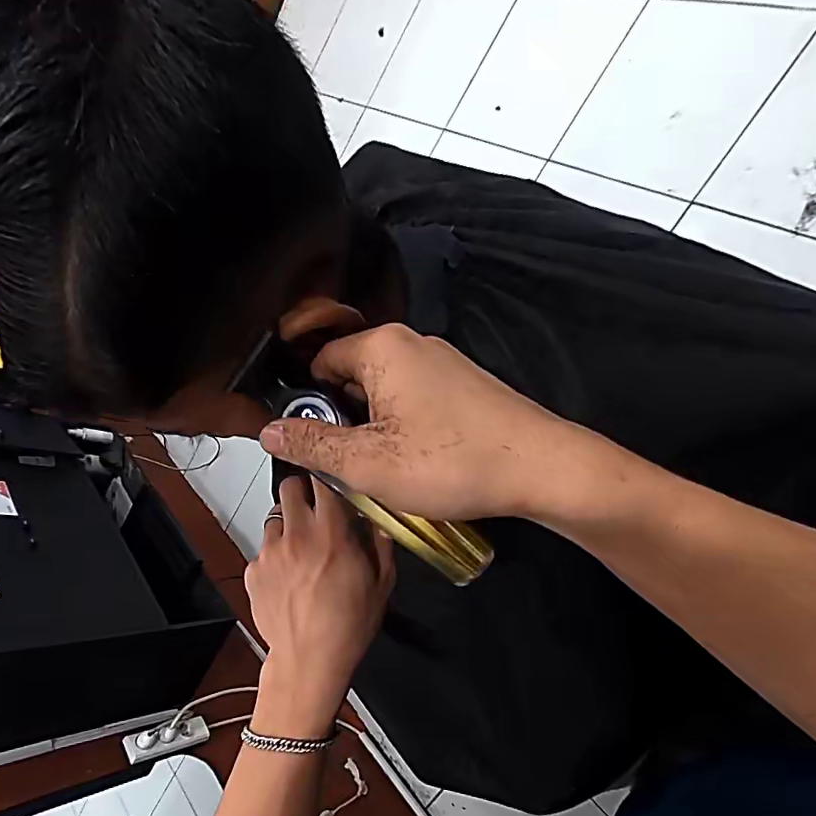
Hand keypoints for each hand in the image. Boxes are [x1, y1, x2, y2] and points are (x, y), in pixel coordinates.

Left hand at [245, 476, 394, 739]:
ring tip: (302, 552)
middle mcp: (296, 535)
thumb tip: (377, 519)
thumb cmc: (349, 626)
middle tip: (313, 511)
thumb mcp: (382, 584)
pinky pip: (263, 550)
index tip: (332, 482)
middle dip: (302, 493)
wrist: (308, 660)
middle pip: (289, 486)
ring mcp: (270, 552)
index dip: (326, 477)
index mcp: (331, 532)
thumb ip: (381, 544)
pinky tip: (289, 578)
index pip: (322, 479)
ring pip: (274, 518)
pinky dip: (274, 556)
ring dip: (287, 526)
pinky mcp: (253, 569)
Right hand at [257, 324, 647, 528]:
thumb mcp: (367, 463)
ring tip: (387, 469)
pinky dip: (402, 430)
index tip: (314, 442)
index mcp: (382, 348)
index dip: (308, 405)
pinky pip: (411, 401)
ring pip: (380, 395)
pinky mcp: (460, 386)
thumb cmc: (457, 462)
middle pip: (349, 378)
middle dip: (343, 420)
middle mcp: (411, 345)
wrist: (545, 470)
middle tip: (352, 463)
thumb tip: (270, 432)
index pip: (317, 362)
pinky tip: (417, 463)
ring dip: (372, 430)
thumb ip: (311, 445)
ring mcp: (440, 364)